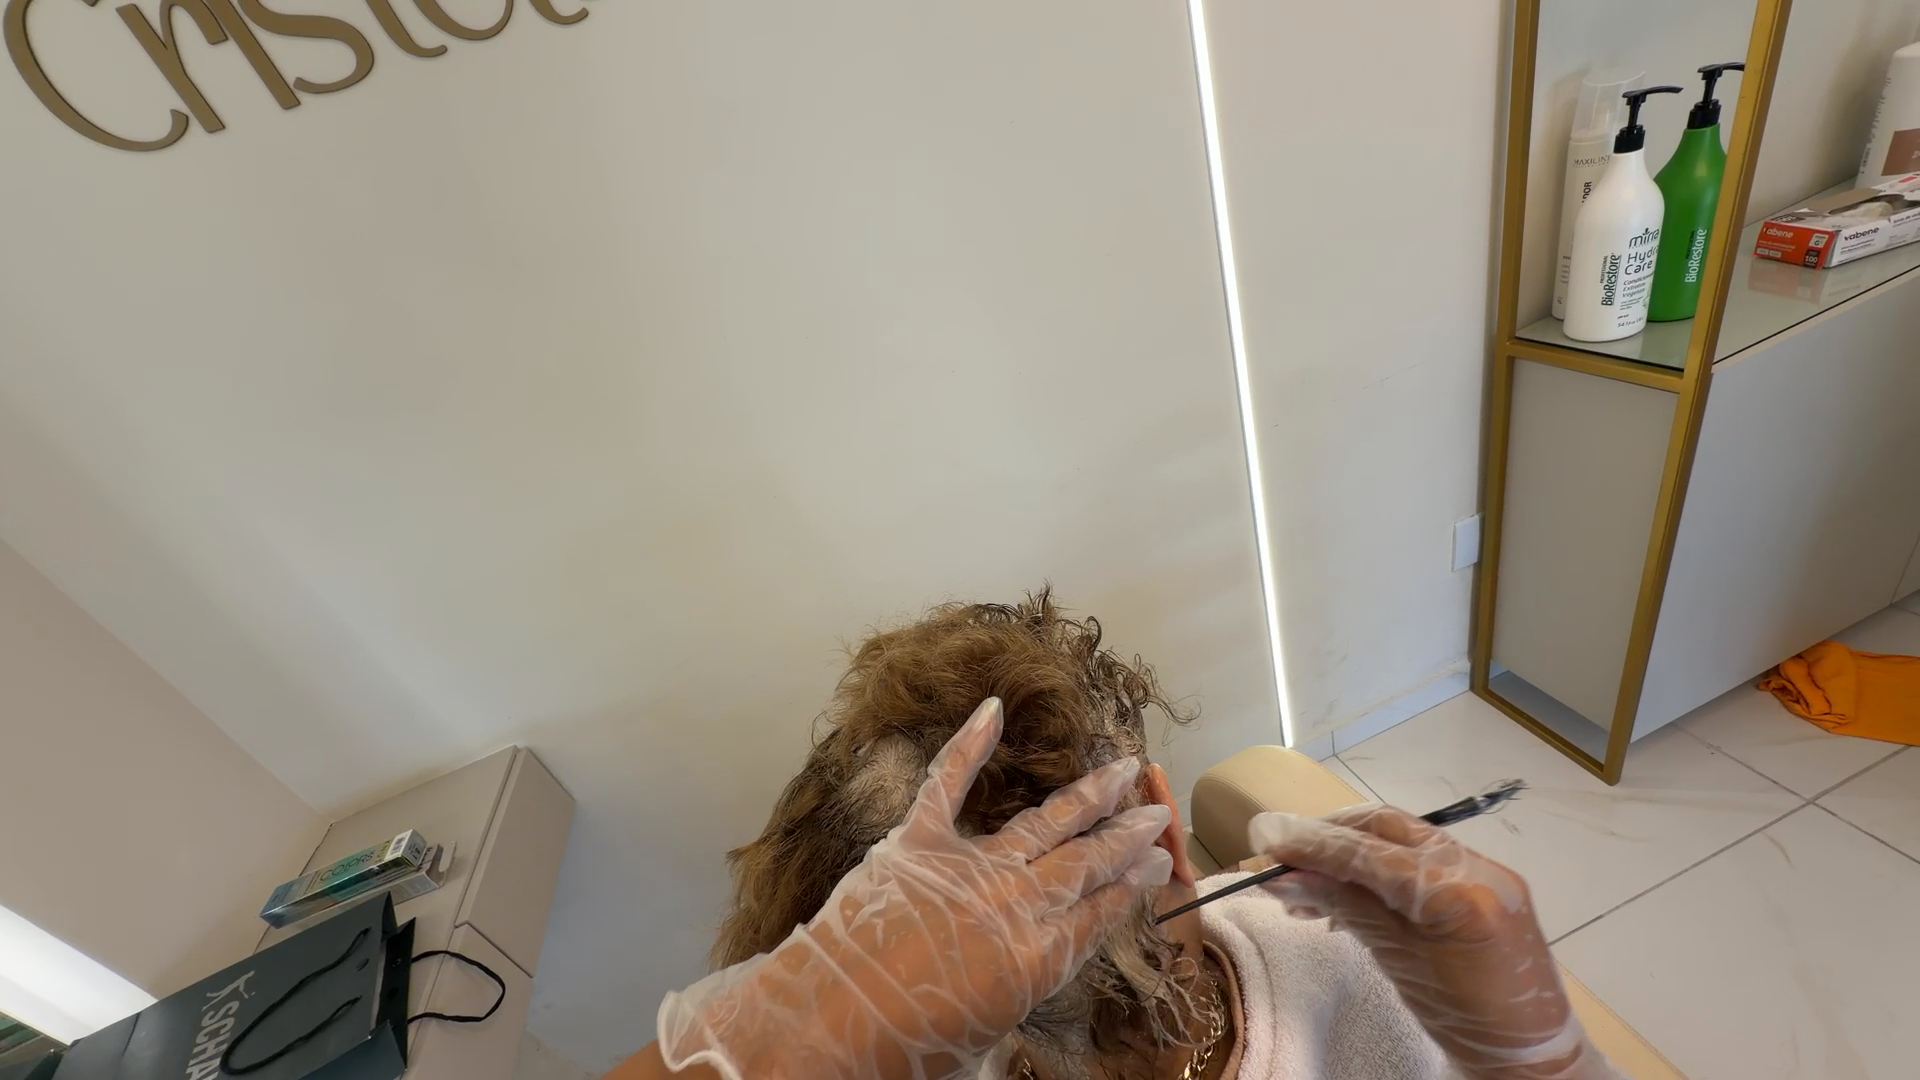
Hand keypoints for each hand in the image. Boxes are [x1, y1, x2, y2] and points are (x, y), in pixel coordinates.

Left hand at [657, 697, 1173, 1079]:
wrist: (830, 1027)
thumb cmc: (904, 1053)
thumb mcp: (980, 1047)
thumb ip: (1011, 999)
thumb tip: (1020, 977)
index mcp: (1034, 961)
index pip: (1099, 916)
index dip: (1133, 888)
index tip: (1158, 865)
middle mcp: (1015, 905)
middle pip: (1086, 863)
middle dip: (1128, 837)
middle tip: (1159, 813)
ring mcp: (970, 866)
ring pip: (1046, 822)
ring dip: (1089, 795)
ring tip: (1123, 768)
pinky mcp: (919, 839)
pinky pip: (948, 781)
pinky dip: (969, 742)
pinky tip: (993, 707)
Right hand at [1249, 805, 1620, 1079]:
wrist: (1533, 1055)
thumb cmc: (1462, 1018)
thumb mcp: (1393, 960)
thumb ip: (1338, 904)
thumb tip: (1278, 877)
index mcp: (1458, 895)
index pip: (1367, 853)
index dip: (1311, 846)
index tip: (1266, 844)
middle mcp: (1474, 867)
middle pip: (1382, 824)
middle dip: (1328, 833)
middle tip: (1285, 852)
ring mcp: (1483, 867)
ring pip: (1396, 833)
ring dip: (1347, 848)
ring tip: (1309, 879)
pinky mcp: (1482, 877)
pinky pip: (1415, 853)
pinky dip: (1374, 861)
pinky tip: (1347, 887)